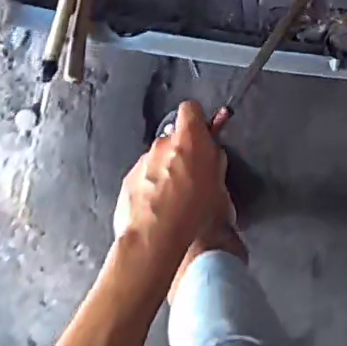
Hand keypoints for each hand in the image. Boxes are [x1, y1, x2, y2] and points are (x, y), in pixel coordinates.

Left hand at [109, 101, 227, 286]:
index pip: (190, 108)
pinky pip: (143, 176)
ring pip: (157, 158)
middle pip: (173, 136)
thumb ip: (214, 157)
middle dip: (181, 149)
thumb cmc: (191, 209)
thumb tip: (212, 150)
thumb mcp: (219, 180)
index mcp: (188, 138)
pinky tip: (159, 206)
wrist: (155, 237)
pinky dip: (150, 185)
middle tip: (192, 171)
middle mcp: (162, 144)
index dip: (196, 118)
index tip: (202, 131)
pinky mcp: (127, 182)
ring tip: (175, 195)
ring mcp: (142, 162)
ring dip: (165, 169)